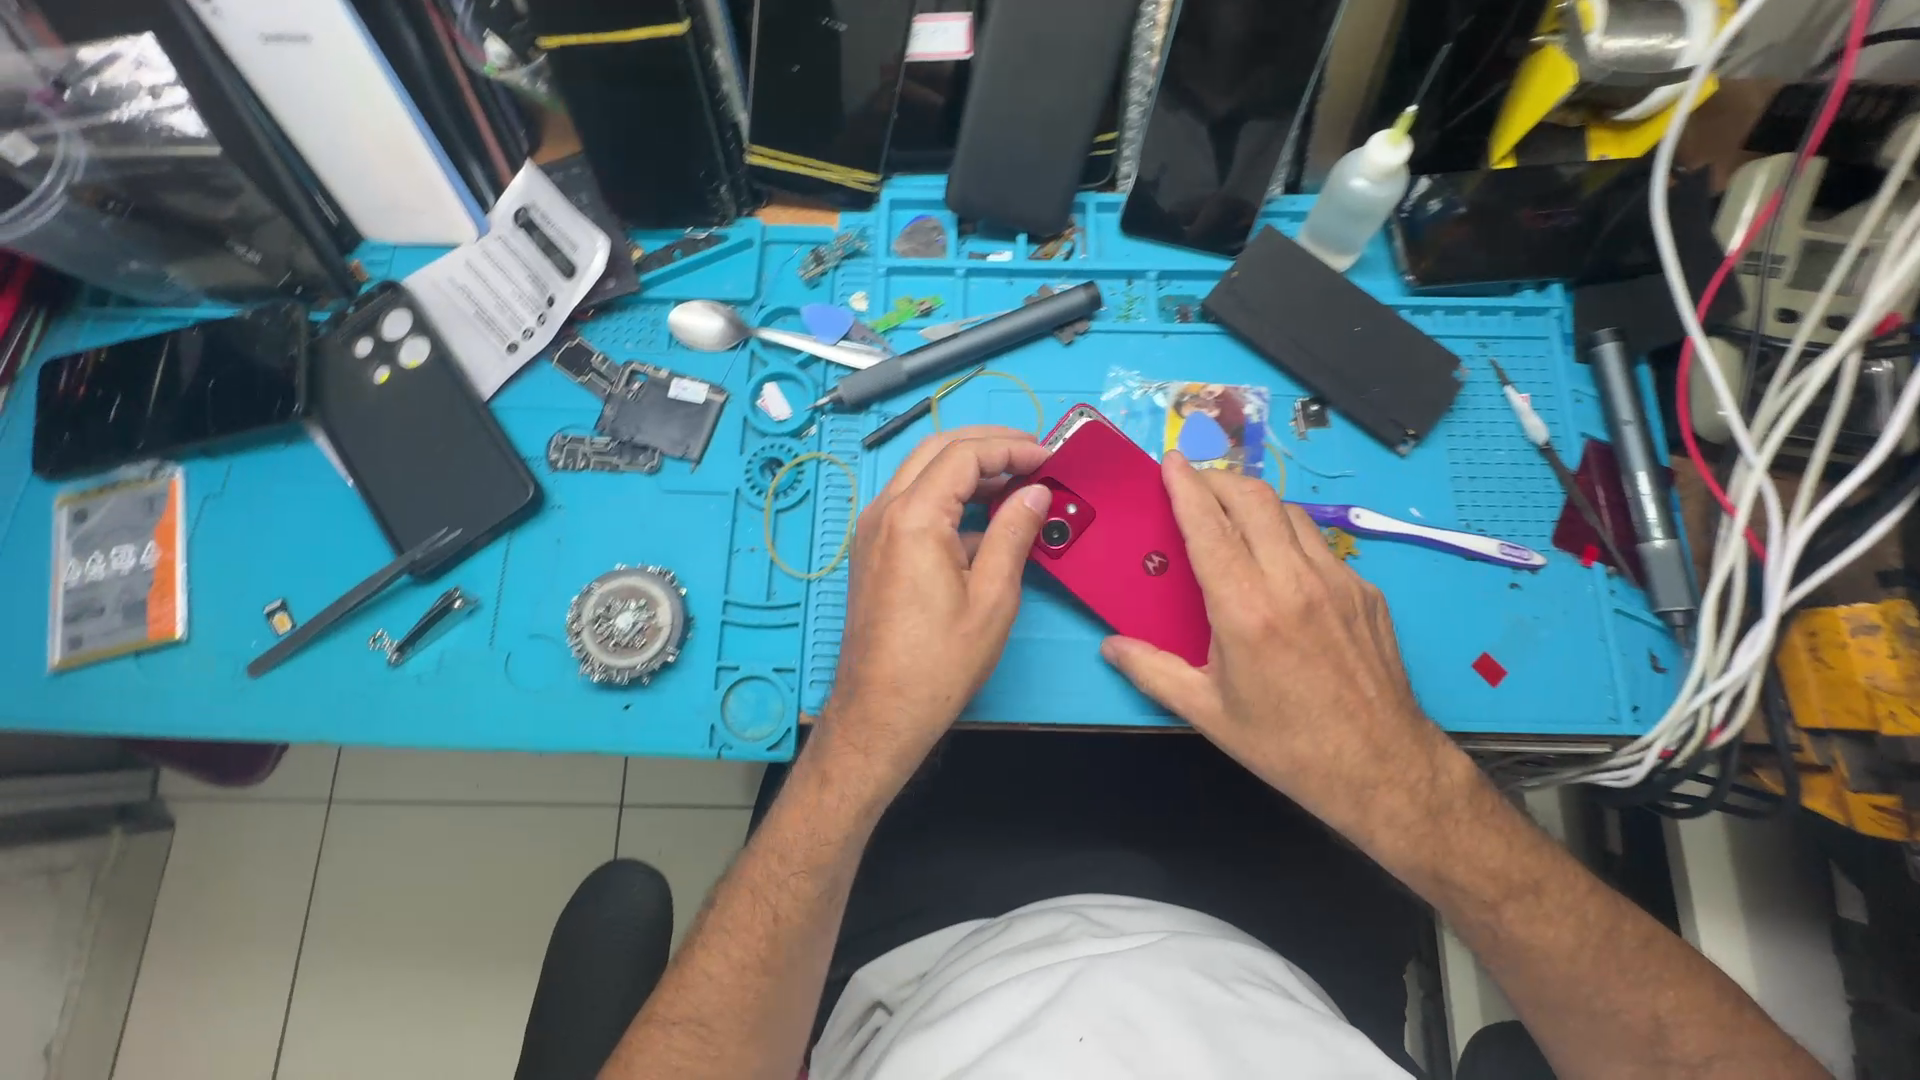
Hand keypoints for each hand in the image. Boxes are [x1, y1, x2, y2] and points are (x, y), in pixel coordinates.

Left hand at [816, 426, 1051, 793]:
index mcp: (913, 517)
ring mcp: (872, 530)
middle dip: (988, 444)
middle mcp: (883, 512)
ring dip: (966, 468)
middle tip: (1032, 455)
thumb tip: (1035, 493)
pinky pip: (910, 502)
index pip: (965, 454)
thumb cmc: (939, 663)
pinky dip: (946, 496)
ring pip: (920, 472)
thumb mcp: (993, 596)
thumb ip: (1014, 533)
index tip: (1048, 456)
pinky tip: (981, 521)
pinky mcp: (871, 549)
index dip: (1011, 447)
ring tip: (1014, 483)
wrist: (882, 710)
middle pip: (937, 449)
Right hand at [1099, 453, 1463, 839]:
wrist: (1382, 769)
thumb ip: (1152, 671)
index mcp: (1246, 609)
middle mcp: (1293, 581)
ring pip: (1291, 514)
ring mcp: (1338, 582)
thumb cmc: (1285, 744)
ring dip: (1255, 503)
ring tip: (1231, 515)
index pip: (1209, 526)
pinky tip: (1277, 564)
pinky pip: (1319, 545)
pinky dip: (1288, 536)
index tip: (1170, 461)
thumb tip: (1110, 645)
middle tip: (1194, 483)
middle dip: (1219, 479)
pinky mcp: (1366, 592)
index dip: (1186, 486)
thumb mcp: (1207, 712)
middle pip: (1254, 500)